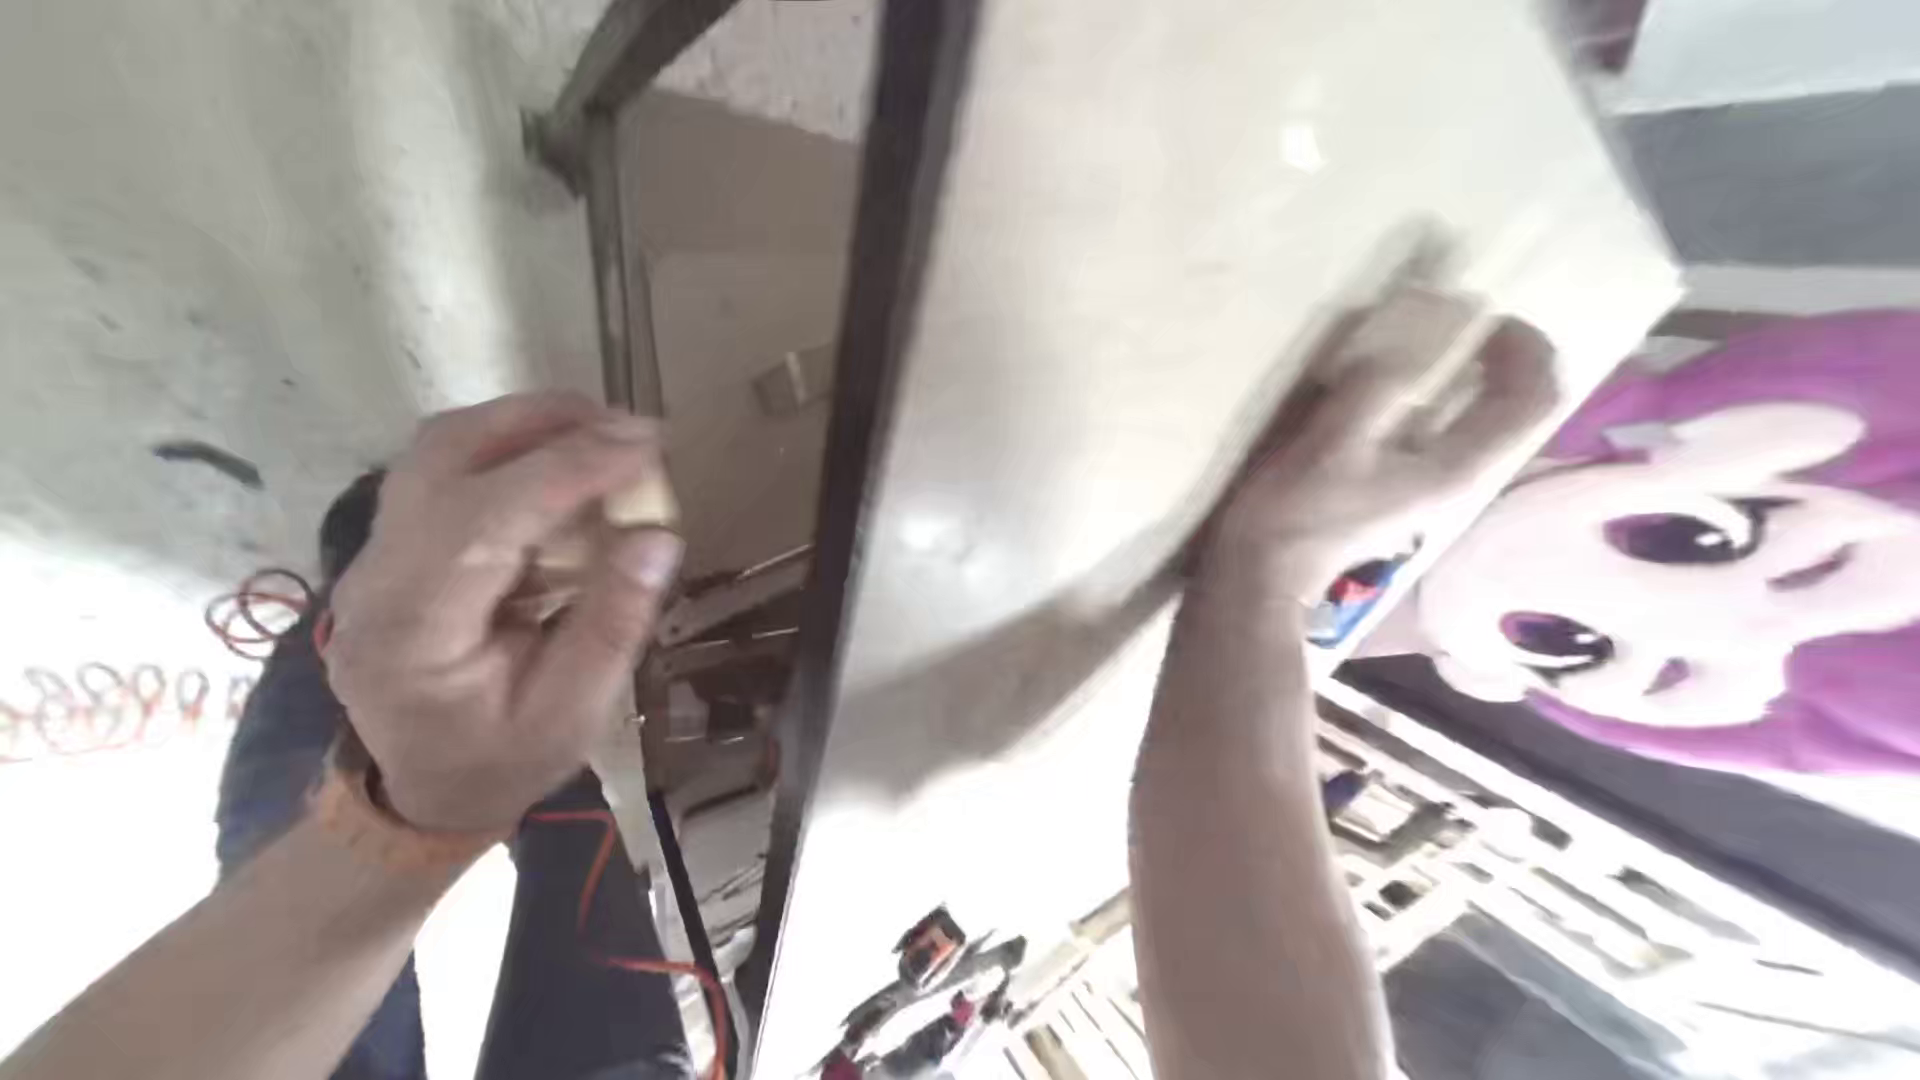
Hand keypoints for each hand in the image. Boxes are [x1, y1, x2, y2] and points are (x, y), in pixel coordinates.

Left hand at [324, 392, 684, 831]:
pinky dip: (520, 449)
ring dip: (532, 425)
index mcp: (412, 627)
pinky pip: (455, 469)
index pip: (485, 516)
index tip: (647, 446)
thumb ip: (613, 624)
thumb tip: (660, 537)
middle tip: (634, 427)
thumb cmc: (504, 759)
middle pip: (446, 454)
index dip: (571, 469)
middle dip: (546, 422)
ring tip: (611, 435)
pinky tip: (575, 466)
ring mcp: (379, 553)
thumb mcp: (573, 711)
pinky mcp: (402, 545)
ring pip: (444, 449)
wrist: (427, 788)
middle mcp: (376, 573)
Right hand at [1210, 316, 1557, 593]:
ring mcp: (1420, 488)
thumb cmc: (1296, 513)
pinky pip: (1423, 434)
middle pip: (1504, 406)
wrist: (1261, 572)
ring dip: (1445, 379)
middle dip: (1483, 358)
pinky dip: (1412, 403)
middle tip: (1438, 328)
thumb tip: (1406, 328)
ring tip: (1399, 354)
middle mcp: (1452, 477)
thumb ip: (1374, 385)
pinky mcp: (1388, 491)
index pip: (1533, 396)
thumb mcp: (1332, 442)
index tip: (1478, 318)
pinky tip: (1369, 398)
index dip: (1523, 345)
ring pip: (1462, 420)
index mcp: (1456, 467)